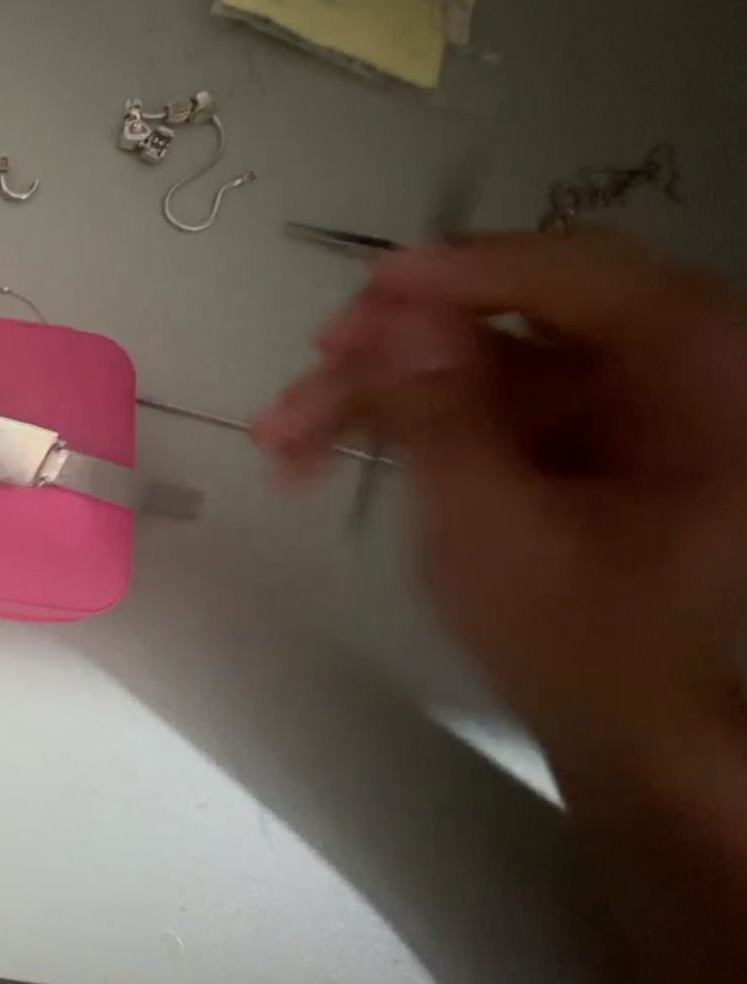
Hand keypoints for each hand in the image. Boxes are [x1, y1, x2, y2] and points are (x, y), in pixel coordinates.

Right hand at [254, 231, 746, 748]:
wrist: (608, 714)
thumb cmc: (576, 639)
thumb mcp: (495, 531)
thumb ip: (444, 422)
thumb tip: (391, 328)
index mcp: (707, 396)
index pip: (600, 286)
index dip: (486, 269)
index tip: (375, 286)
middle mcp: (660, 380)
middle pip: (516, 311)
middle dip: (401, 335)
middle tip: (315, 361)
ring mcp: (597, 404)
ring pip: (462, 357)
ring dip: (362, 389)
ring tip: (278, 436)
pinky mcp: (545, 430)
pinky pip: (449, 397)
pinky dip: (375, 419)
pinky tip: (305, 454)